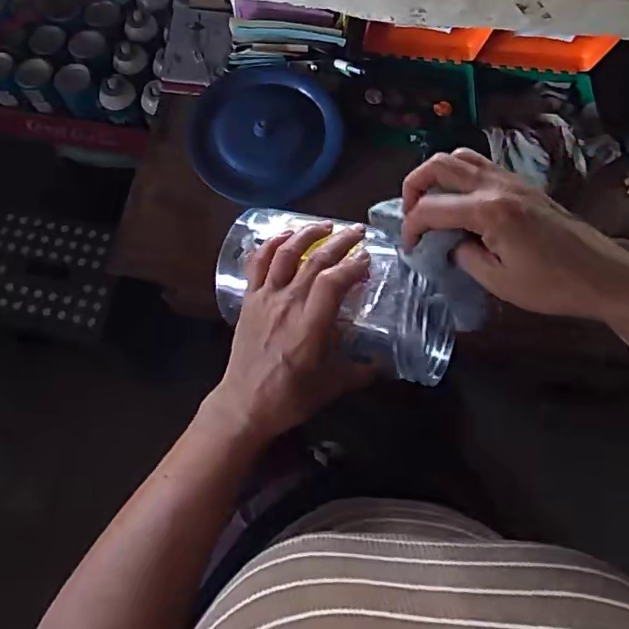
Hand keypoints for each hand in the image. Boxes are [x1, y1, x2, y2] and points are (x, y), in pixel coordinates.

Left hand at [206, 223, 374, 443]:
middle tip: (358, 232)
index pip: (334, 282)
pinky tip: (284, 235)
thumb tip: (383, 361)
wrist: (245, 402)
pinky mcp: (249, 299)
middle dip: (339, 242)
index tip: (368, 257)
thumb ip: (360, 369)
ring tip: (325, 226)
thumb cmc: (291, 396)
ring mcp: (264, 298)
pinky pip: (257, 264)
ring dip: (305, 234)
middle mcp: (287, 304)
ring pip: (284, 254)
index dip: (353, 264)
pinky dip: (270, 244)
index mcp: (310, 325)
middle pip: (314, 261)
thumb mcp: (333, 385)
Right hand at [401, 149, 628, 324]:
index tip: (410, 248)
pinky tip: (461, 203)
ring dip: (435, 176)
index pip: (429, 208)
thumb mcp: (497, 281)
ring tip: (432, 202)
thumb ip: (463, 255)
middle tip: (411, 214)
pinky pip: (479, 165)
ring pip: (458, 157)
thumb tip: (450, 243)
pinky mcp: (523, 184)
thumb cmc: (554, 286)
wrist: (609, 278)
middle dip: (413, 187)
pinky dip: (458, 176)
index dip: (410, 228)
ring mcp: (512, 180)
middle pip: (438, 165)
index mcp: (488, 211)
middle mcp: (497, 186)